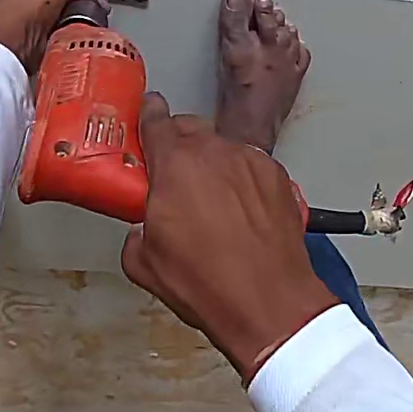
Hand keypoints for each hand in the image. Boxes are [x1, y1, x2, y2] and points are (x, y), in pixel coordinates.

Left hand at [0, 0, 96, 72]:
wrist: (13, 42)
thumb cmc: (23, 6)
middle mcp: (26, 3)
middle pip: (63, 2)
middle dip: (81, 6)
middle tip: (92, 10)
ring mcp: (30, 27)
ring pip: (65, 23)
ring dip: (76, 25)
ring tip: (80, 25)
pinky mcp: (35, 48)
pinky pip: (61, 42)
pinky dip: (69, 41)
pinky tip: (70, 38)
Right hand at [121, 94, 337, 380]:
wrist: (269, 301)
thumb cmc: (208, 282)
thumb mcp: (145, 265)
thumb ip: (135, 234)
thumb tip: (141, 232)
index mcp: (174, 165)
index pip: (156, 120)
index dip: (149, 114)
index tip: (149, 111)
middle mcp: (213, 152)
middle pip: (189, 127)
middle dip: (178, 141)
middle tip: (173, 169)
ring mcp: (249, 160)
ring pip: (222, 146)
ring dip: (211, 161)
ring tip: (211, 196)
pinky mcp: (277, 175)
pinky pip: (250, 164)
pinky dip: (241, 176)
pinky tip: (240, 207)